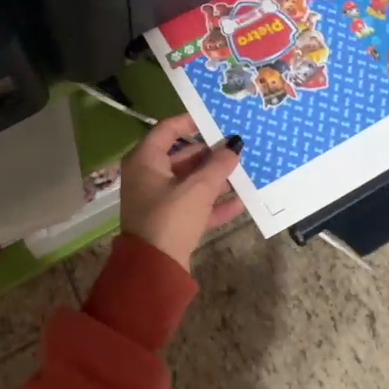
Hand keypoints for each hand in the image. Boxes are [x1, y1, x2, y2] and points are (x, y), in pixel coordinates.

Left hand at [120, 115, 246, 268]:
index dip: (191, 122)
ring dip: (215, 178)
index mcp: (145, 160)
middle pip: (182, 156)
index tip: (216, 118)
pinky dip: (213, 203)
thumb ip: (218, 166)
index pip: (167, 129)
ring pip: (189, 181)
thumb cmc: (170, 218)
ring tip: (244, 170)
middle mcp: (148, 176)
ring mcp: (157, 200)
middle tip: (237, 145)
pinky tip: (241, 201)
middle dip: (210, 153)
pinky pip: (193, 204)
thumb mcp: (198, 189)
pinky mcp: (169, 222)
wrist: (153, 270)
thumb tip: (235, 145)